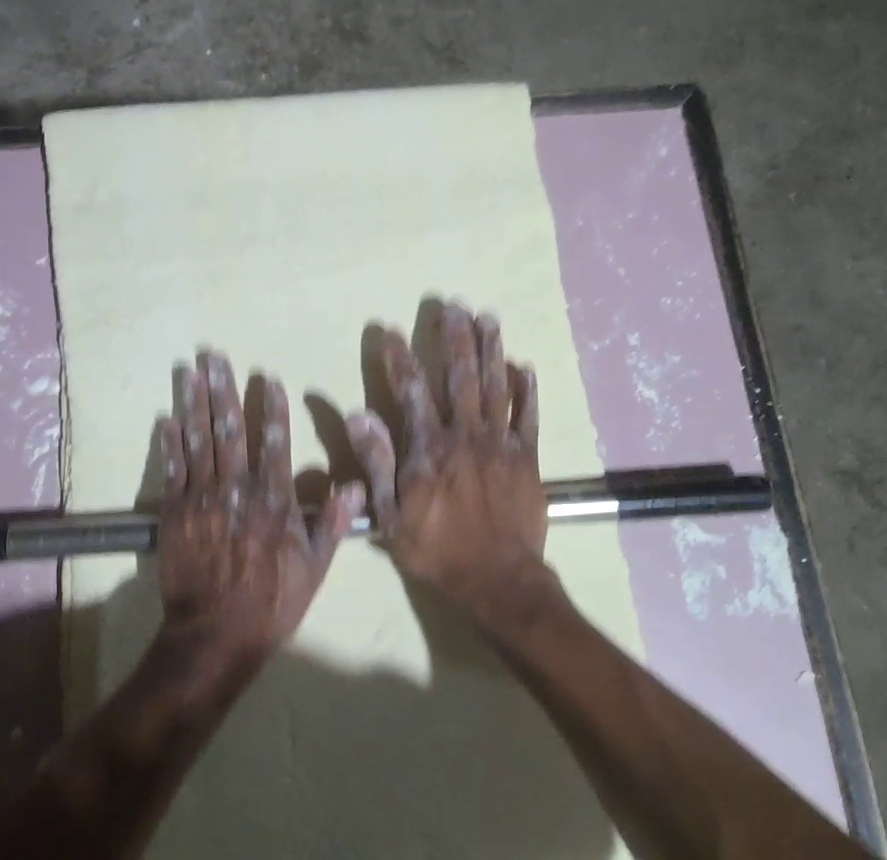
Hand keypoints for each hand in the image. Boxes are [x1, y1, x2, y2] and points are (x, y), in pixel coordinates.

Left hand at [152, 352, 363, 669]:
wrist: (215, 633)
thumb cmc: (272, 603)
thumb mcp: (316, 568)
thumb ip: (333, 523)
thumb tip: (355, 485)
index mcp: (273, 500)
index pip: (273, 442)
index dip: (270, 407)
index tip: (266, 376)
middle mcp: (237, 490)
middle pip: (229, 430)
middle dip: (223, 390)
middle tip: (214, 356)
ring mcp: (201, 499)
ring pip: (197, 441)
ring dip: (193, 403)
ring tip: (189, 371)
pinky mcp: (174, 513)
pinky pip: (172, 470)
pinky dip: (169, 443)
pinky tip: (166, 417)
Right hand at [347, 304, 558, 619]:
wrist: (497, 581)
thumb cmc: (435, 549)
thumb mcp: (390, 514)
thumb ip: (376, 463)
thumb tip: (358, 415)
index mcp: (429, 448)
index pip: (410, 392)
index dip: (399, 359)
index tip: (390, 330)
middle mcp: (465, 436)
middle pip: (459, 378)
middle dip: (453, 339)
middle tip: (451, 306)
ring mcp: (500, 445)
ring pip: (495, 388)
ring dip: (490, 351)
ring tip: (487, 318)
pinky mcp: (527, 460)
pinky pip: (528, 418)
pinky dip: (527, 392)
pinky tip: (524, 367)